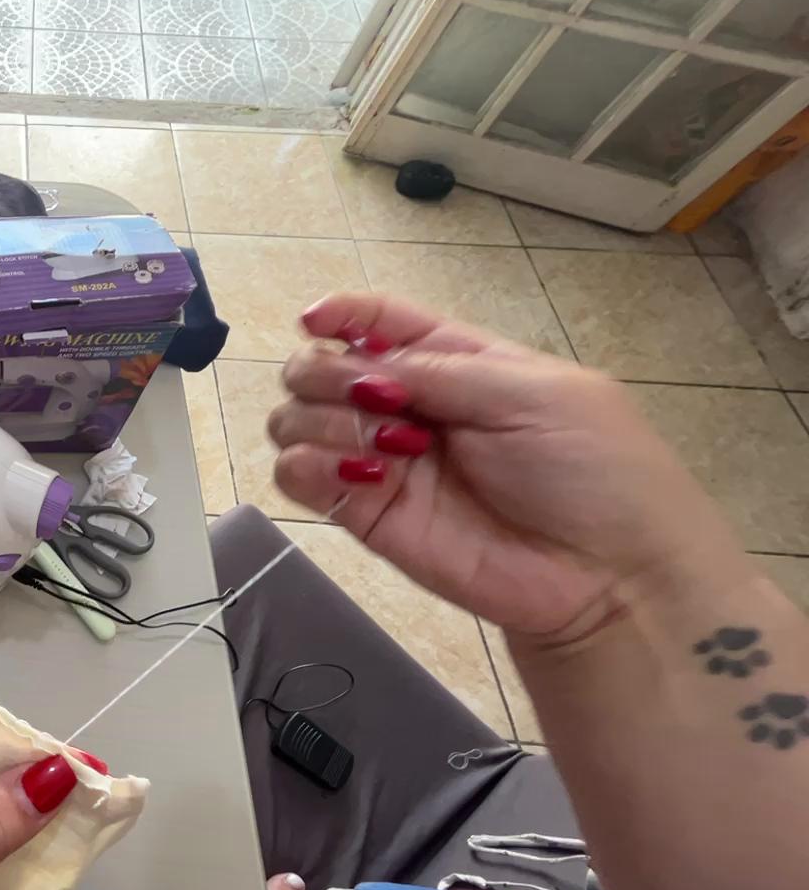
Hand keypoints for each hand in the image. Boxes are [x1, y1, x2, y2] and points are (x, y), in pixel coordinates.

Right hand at [267, 293, 740, 645]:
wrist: (600, 576)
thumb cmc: (592, 471)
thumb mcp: (536, 394)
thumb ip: (438, 370)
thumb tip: (357, 370)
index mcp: (447, 364)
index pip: (372, 323)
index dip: (335, 313)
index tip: (312, 322)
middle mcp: (394, 406)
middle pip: (312, 370)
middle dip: (326, 376)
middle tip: (377, 402)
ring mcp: (367, 457)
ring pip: (290, 420)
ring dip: (322, 425)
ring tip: (384, 453)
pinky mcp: (350, 507)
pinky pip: (291, 474)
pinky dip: (309, 467)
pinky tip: (362, 480)